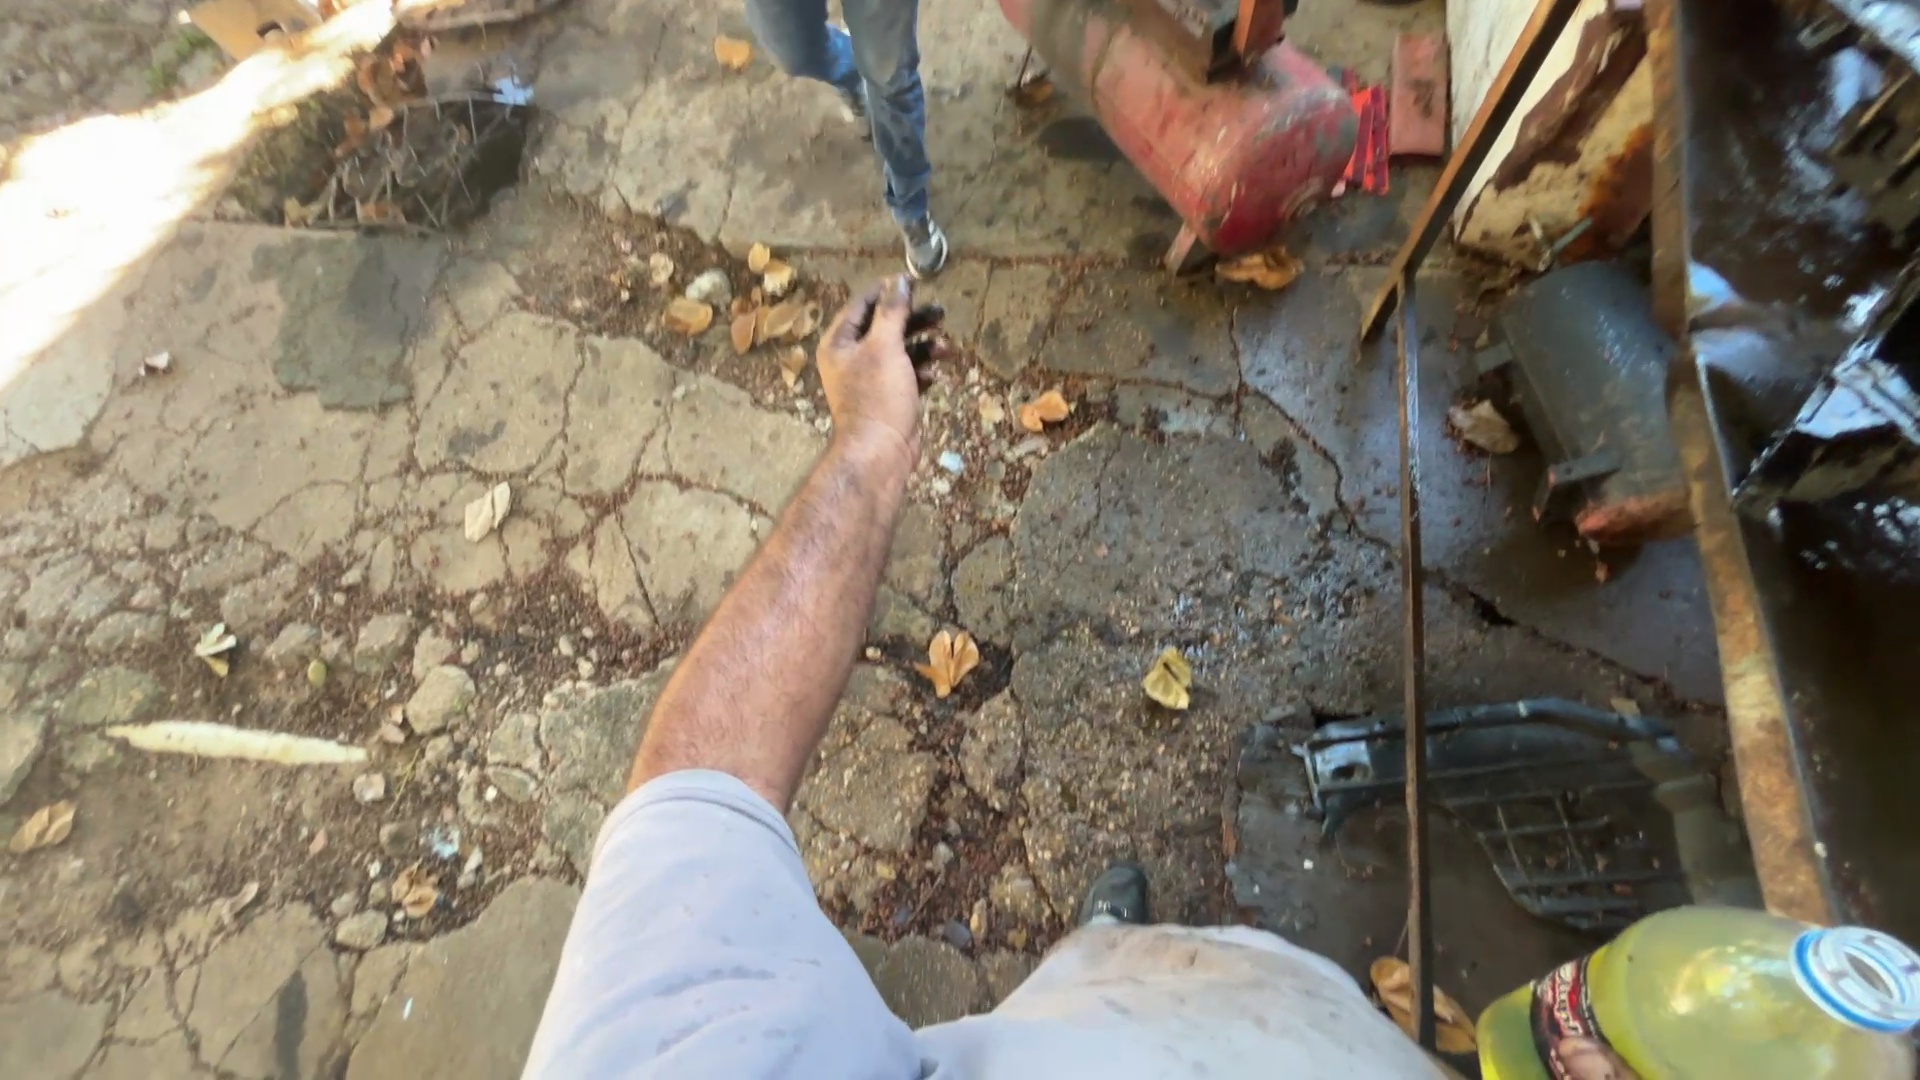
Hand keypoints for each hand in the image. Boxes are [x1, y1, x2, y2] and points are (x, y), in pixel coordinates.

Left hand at [817, 275, 933, 466]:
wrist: (881, 452)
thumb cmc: (878, 396)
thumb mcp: (885, 346)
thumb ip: (892, 311)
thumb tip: (898, 279)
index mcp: (840, 343)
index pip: (863, 305)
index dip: (888, 291)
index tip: (914, 282)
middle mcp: (851, 358)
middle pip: (885, 327)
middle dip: (914, 320)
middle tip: (940, 313)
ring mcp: (870, 380)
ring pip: (900, 351)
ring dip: (924, 347)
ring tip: (947, 348)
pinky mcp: (889, 398)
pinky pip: (908, 375)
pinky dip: (922, 372)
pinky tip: (934, 377)